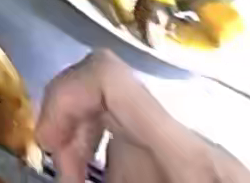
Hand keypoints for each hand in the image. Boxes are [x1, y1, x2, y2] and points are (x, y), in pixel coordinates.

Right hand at [38, 50, 249, 182]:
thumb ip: (118, 177)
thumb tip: (62, 171)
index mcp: (187, 158)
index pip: (108, 77)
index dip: (63, 94)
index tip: (45, 145)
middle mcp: (193, 147)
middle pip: (106, 100)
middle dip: (71, 132)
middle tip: (60, 177)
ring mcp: (202, 163)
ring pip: (124, 136)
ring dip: (96, 163)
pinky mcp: (204, 177)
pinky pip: (145, 159)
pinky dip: (121, 175)